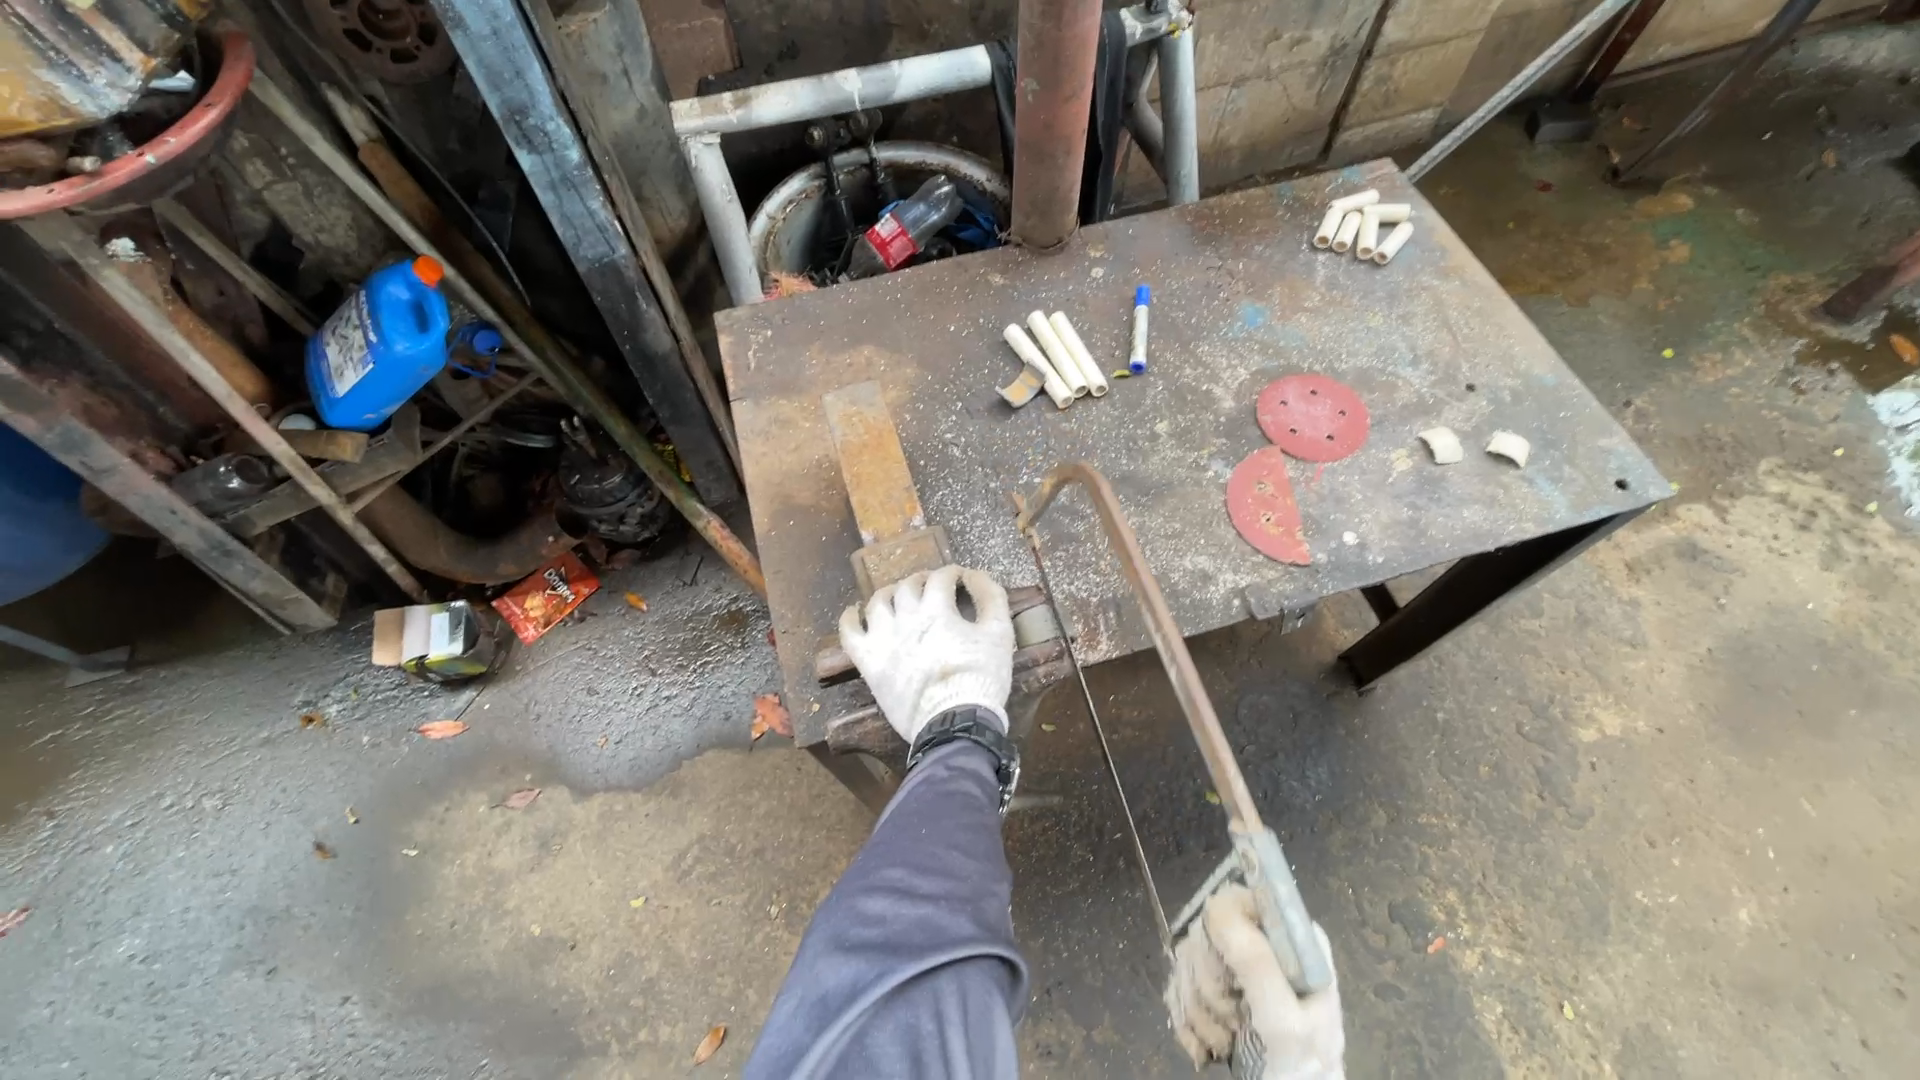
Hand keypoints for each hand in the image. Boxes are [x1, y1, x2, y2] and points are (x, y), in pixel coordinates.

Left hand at [838, 565, 1014, 744]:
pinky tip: (854, 612)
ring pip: (878, 602)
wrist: (955, 723)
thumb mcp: (999, 634)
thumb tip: (975, 576)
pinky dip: (850, 618)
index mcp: (936, 609)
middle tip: (932, 587)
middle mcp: (905, 617)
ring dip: (890, 593)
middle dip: (923, 580)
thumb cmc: (981, 678)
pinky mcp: (869, 663)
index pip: (941, 577)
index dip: (952, 573)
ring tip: (899, 596)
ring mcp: (882, 639)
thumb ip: (991, 598)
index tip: (960, 579)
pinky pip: (849, 633)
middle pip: (909, 586)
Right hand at [1165, 885, 1343, 1079]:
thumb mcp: (1284, 1021)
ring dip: (1199, 1010)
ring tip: (1227, 1041)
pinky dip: (1188, 1022)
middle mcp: (1263, 943)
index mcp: (1290, 938)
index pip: (1238, 900)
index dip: (1221, 931)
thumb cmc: (1298, 1071)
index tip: (1228, 972)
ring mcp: (1235, 967)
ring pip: (1186, 960)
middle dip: (1208, 984)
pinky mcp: (1214, 990)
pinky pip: (1178, 986)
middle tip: (1233, 1018)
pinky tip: (1209, 1046)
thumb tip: (1216, 906)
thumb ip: (1256, 963)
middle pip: (1204, 932)